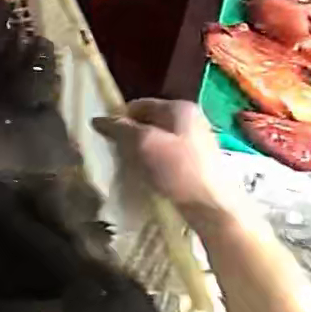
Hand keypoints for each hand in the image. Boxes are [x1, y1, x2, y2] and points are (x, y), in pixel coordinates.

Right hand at [94, 99, 238, 223]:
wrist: (212, 207)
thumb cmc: (177, 170)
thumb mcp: (143, 144)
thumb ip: (120, 128)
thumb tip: (98, 119)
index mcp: (179, 107)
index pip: (139, 104)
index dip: (119, 118)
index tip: (105, 136)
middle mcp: (191, 119)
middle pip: (149, 122)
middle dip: (130, 135)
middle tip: (115, 153)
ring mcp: (197, 141)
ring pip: (158, 140)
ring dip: (141, 151)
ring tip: (130, 166)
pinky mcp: (198, 162)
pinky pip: (168, 155)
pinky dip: (154, 162)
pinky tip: (148, 176)